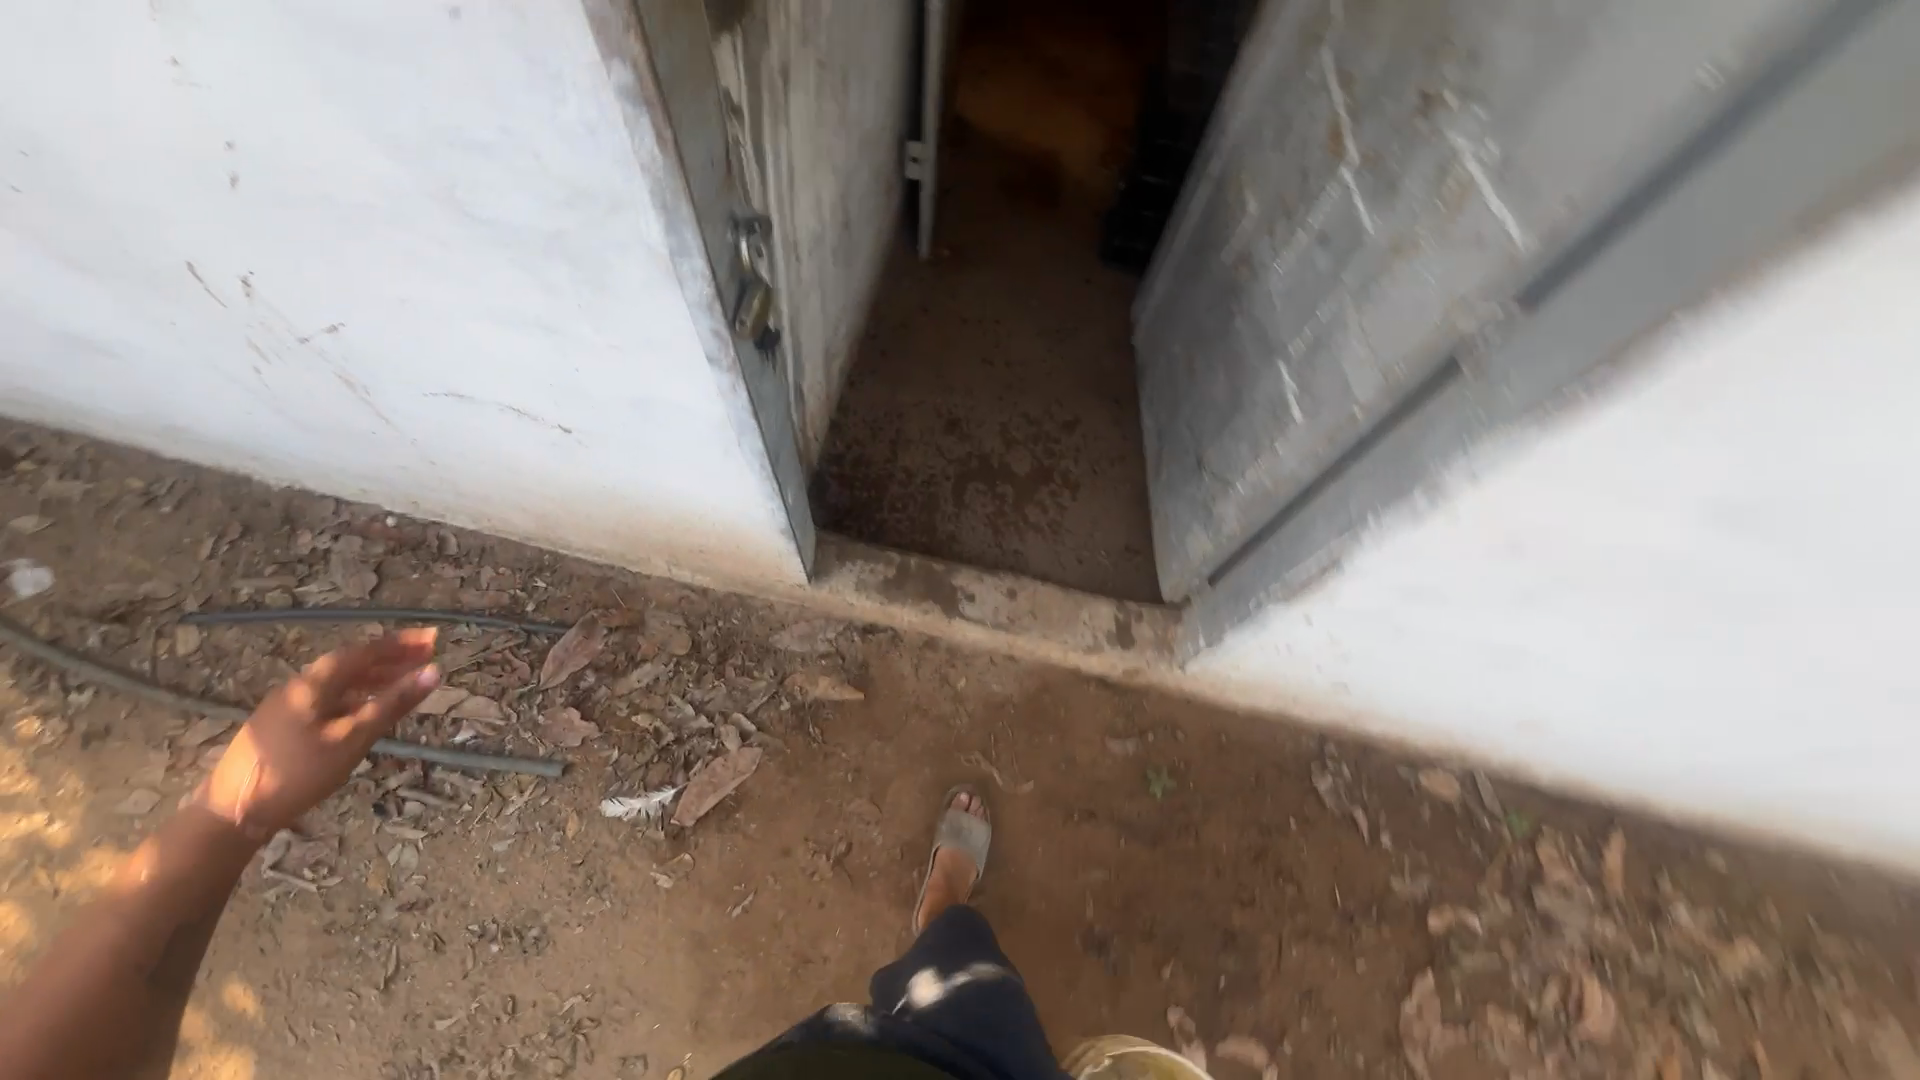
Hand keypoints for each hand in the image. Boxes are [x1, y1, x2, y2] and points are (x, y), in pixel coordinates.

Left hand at [192, 629, 440, 840]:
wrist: (231, 815)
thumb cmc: (297, 774)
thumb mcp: (352, 739)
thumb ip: (392, 704)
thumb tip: (433, 672)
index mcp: (312, 686)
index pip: (362, 653)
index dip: (399, 643)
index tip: (433, 637)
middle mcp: (298, 688)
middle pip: (350, 664)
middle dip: (391, 657)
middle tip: (428, 653)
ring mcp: (288, 708)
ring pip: (340, 682)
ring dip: (376, 676)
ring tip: (408, 677)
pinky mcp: (285, 727)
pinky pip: (330, 699)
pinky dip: (358, 695)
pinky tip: (371, 706)